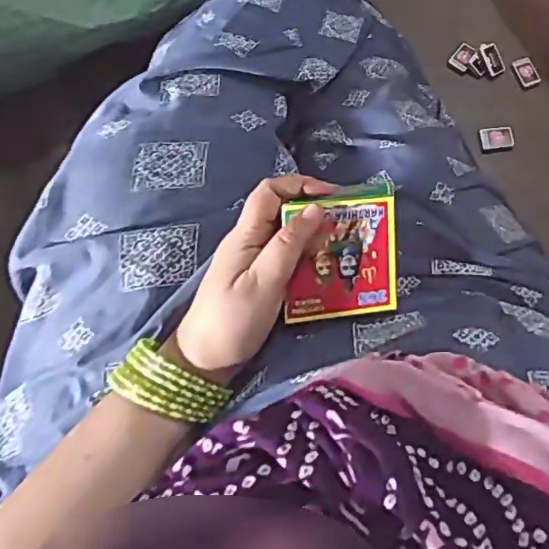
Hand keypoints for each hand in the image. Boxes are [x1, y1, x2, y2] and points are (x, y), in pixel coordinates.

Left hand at [172, 175, 335, 381]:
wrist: (203, 363)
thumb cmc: (232, 320)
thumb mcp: (265, 281)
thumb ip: (289, 243)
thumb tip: (317, 208)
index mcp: (246, 235)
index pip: (270, 191)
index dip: (300, 185)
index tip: (332, 197)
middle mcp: (250, 241)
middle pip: (283, 210)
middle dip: (315, 211)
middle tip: (345, 223)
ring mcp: (255, 260)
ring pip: (288, 234)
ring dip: (315, 235)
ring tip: (342, 245)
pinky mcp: (261, 278)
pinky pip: (288, 256)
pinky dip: (309, 256)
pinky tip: (326, 268)